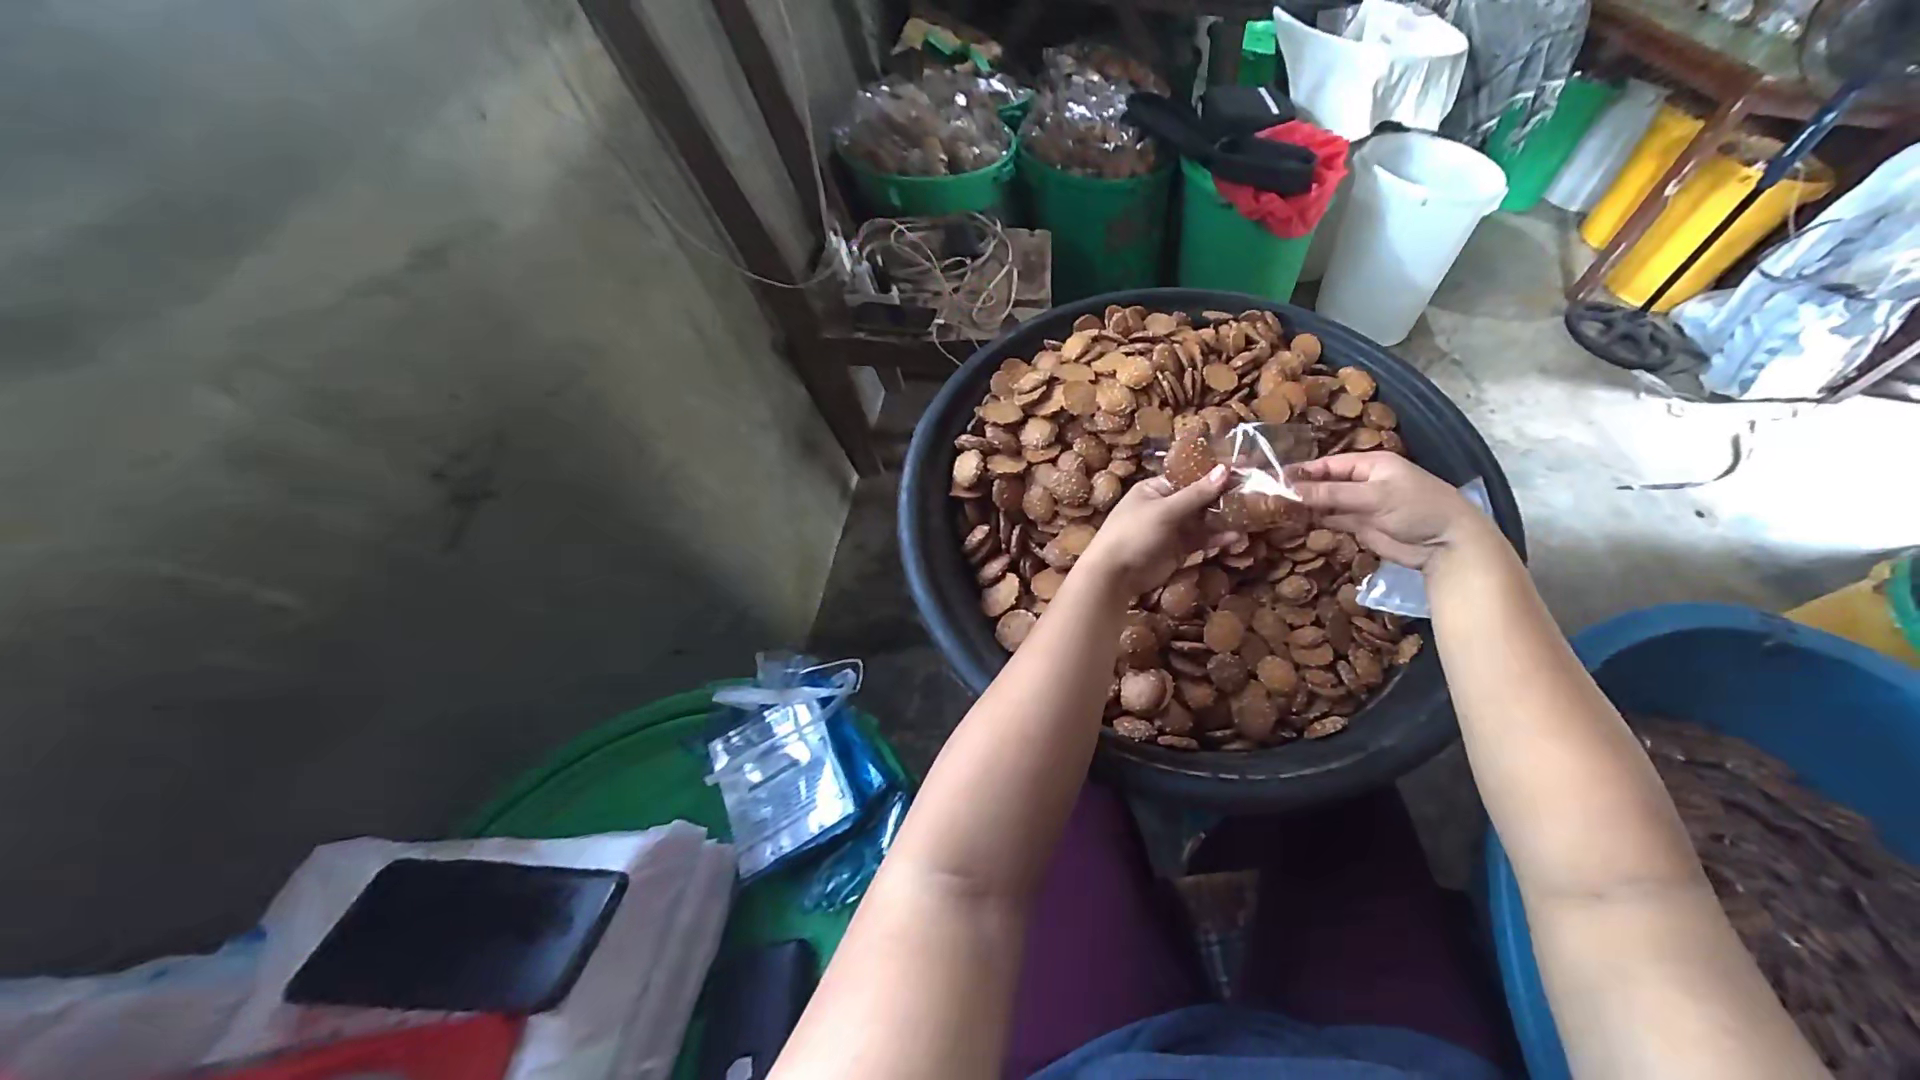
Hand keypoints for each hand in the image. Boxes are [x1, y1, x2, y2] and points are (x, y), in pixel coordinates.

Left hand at [1075, 465, 1237, 596]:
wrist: (1114, 574)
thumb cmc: (1133, 533)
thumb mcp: (1165, 510)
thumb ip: (1196, 493)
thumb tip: (1224, 469)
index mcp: (1155, 489)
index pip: (1190, 477)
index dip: (1214, 475)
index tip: (1243, 472)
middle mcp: (1164, 506)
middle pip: (1199, 499)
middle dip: (1224, 498)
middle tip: (1255, 495)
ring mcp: (1171, 528)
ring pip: (1203, 520)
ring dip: (1224, 520)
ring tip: (1251, 517)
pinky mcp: (1178, 549)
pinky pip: (1201, 540)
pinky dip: (1217, 538)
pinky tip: (1236, 537)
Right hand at [1285, 453, 1488, 569]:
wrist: (1448, 545)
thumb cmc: (1417, 508)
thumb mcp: (1373, 496)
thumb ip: (1330, 494)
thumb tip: (1289, 490)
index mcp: (1370, 464)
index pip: (1326, 465)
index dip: (1300, 471)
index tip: (1270, 479)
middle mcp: (1362, 481)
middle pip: (1322, 483)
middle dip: (1297, 489)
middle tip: (1265, 496)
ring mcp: (1360, 505)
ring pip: (1324, 502)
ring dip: (1303, 506)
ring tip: (1272, 510)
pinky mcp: (1358, 526)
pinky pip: (1330, 520)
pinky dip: (1313, 521)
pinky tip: (1291, 522)